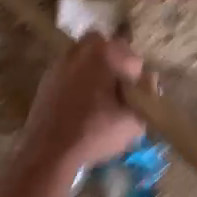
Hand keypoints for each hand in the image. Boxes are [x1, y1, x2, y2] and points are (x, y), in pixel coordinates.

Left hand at [15, 33, 145, 168]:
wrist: (49, 149)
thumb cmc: (95, 132)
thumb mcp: (133, 120)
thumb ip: (147, 94)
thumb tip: (149, 78)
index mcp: (105, 54)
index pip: (134, 59)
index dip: (137, 80)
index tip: (133, 99)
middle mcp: (82, 50)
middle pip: (108, 48)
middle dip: (117, 64)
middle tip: (118, 92)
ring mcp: (62, 61)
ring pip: (87, 55)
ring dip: (97, 69)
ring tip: (99, 97)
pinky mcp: (47, 76)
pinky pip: (71, 69)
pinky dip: (79, 79)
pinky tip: (79, 102)